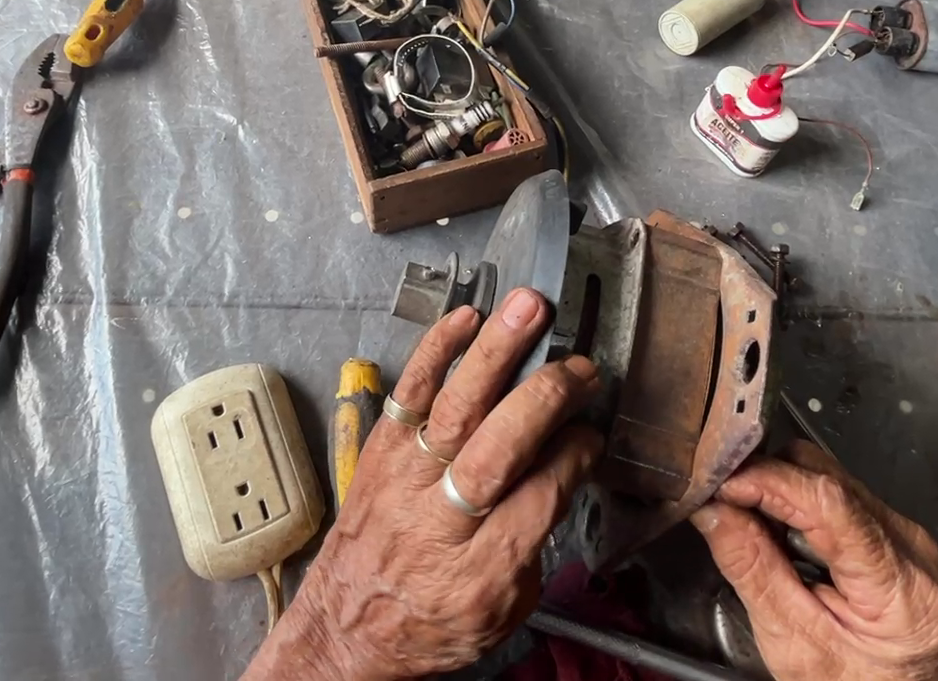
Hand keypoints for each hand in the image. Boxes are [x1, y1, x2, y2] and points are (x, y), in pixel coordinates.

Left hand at [242, 288, 603, 680]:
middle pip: (498, 447)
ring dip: (495, 352)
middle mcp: (440, 518)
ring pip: (454, 406)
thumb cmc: (430, 621)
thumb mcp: (503, 608)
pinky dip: (437, 349)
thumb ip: (536, 538)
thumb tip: (566, 461)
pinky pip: (409, 391)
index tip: (591, 428)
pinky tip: (465, 317)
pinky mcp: (382, 448)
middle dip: (544, 398)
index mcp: (481, 572)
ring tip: (527, 309)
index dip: (573, 454)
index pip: (540, 496)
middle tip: (579, 365)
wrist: (345, 627)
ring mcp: (406, 476)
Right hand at [691, 441, 937, 680]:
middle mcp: (912, 546)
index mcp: (900, 586)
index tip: (721, 484)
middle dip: (767, 483)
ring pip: (825, 472)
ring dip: (779, 490)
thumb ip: (751, 570)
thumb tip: (710, 508)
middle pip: (825, 475)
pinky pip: (833, 490)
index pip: (829, 502)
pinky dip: (795, 501)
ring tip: (759, 532)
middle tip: (727, 507)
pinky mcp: (890, 529)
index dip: (768, 481)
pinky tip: (784, 536)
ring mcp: (903, 533)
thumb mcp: (792, 644)